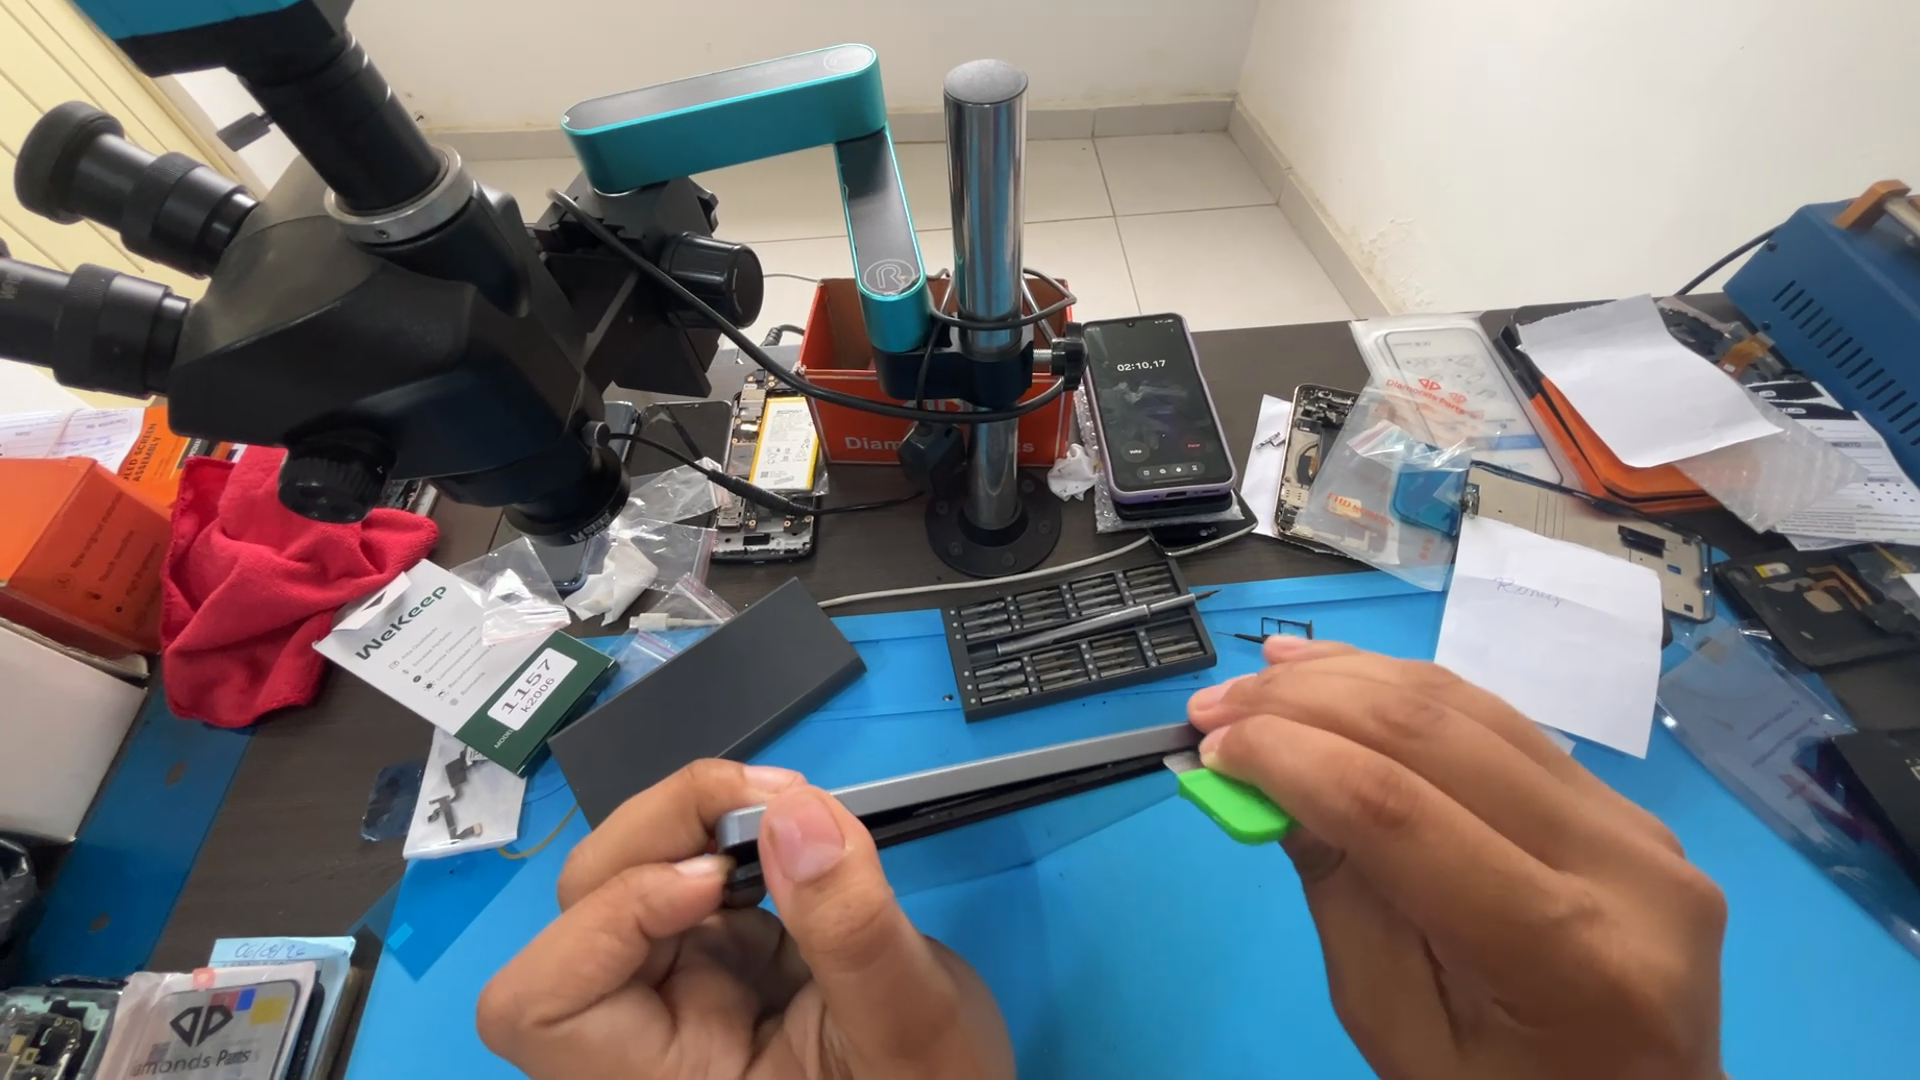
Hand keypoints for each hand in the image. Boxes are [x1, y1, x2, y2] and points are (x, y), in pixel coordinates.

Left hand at [478, 760, 1012, 1079]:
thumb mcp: (913, 1028)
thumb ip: (852, 930)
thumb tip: (791, 809)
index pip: (543, 1002)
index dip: (612, 918)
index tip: (721, 879)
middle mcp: (647, 1031)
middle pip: (581, 905)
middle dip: (667, 826)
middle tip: (771, 798)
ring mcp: (681, 982)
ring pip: (629, 870)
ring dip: (698, 816)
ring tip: (789, 803)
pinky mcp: (719, 946)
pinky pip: (690, 865)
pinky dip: (733, 826)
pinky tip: (796, 828)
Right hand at [1188, 637, 1725, 1079]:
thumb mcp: (1387, 1015)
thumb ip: (1331, 883)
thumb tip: (1258, 775)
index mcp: (1570, 962)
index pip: (1396, 813)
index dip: (1288, 759)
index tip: (1210, 748)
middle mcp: (1623, 870)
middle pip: (1426, 736)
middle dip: (1298, 704)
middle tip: (1214, 706)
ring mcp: (1629, 820)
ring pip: (1453, 701)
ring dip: (1337, 675)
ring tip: (1257, 675)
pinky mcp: (1610, 795)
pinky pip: (1481, 709)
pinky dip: (1389, 677)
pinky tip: (1326, 667)